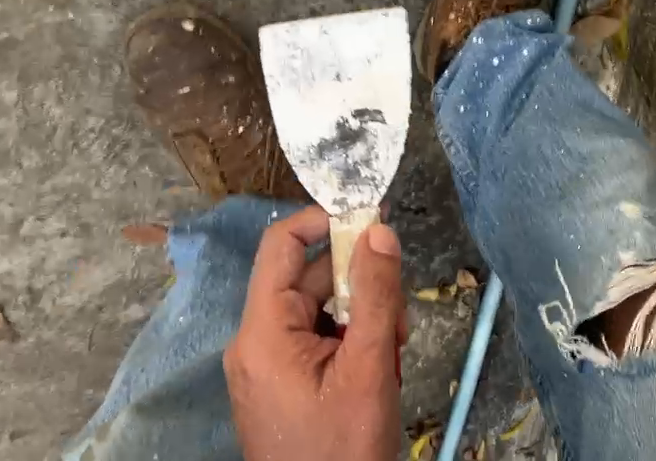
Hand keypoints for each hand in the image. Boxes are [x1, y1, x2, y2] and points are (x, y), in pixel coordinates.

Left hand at [224, 206, 405, 460]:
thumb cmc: (342, 447)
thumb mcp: (368, 365)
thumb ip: (376, 292)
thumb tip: (380, 228)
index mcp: (263, 332)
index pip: (283, 244)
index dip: (325, 219)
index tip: (374, 218)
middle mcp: (257, 340)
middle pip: (313, 276)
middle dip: (362, 284)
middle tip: (398, 319)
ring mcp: (270, 361)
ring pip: (324, 305)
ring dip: (365, 315)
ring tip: (392, 351)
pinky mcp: (285, 379)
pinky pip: (321, 334)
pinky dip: (354, 338)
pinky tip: (379, 364)